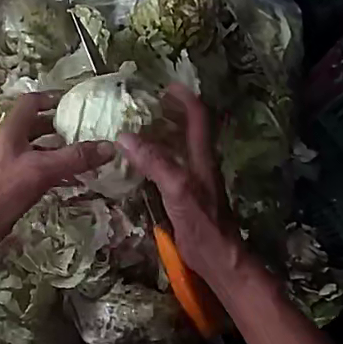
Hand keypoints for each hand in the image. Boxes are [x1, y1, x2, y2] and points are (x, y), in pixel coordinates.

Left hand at [0, 92, 113, 250]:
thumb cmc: (2, 190)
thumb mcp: (42, 170)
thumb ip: (75, 158)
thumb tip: (110, 146)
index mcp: (10, 130)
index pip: (31, 102)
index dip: (51, 98)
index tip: (73, 101)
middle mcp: (7, 142)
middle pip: (35, 125)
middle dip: (59, 126)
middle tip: (84, 129)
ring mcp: (6, 163)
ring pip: (36, 149)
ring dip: (58, 150)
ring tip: (83, 155)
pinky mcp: (8, 183)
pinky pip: (35, 169)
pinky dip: (52, 171)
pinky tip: (70, 181)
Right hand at [117, 85, 248, 286]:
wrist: (217, 257)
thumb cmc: (202, 223)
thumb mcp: (176, 188)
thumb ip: (154, 162)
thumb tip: (125, 137)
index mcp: (202, 157)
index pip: (198, 117)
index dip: (185, 98)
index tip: (166, 86)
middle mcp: (200, 164)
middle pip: (189, 129)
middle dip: (172, 112)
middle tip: (146, 104)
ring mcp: (194, 180)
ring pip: (180, 148)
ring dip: (163, 134)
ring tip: (138, 128)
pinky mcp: (186, 196)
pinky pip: (171, 167)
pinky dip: (157, 157)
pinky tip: (140, 163)